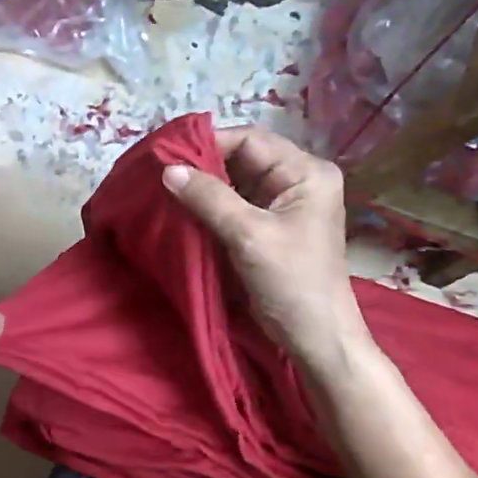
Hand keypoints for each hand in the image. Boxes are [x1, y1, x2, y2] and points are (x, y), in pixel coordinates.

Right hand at [162, 125, 371, 371]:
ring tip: (168, 189)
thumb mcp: (249, 236)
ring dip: (206, 189)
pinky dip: (213, 209)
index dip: (210, 143)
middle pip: (244, 160)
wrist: (315, 337)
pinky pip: (238, 207)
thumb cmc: (291, 282)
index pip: (252, 141)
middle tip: (162, 173)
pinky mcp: (272, 229)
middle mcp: (299, 181)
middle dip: (205, 166)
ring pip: (238, 184)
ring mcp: (285, 206)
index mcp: (307, 172)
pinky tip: (185, 211)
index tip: (169, 155)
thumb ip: (209, 198)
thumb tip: (168, 169)